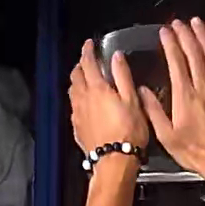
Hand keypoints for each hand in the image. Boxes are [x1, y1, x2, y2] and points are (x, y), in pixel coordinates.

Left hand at [68, 39, 148, 156]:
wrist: (113, 162)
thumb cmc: (128, 130)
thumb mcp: (132, 100)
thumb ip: (122, 76)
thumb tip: (116, 57)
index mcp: (96, 88)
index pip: (87, 63)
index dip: (87, 51)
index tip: (89, 44)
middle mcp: (82, 98)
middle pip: (75, 75)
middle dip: (80, 65)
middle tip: (88, 60)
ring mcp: (77, 114)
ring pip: (72, 90)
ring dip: (77, 80)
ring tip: (86, 79)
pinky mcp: (76, 127)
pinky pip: (74, 106)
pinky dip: (78, 97)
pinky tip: (85, 102)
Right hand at [139, 19, 204, 185]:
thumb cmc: (196, 152)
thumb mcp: (166, 136)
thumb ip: (154, 111)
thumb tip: (142, 92)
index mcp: (185, 96)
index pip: (176, 62)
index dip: (170, 44)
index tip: (165, 32)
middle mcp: (204, 88)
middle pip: (194, 54)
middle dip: (186, 35)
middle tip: (180, 22)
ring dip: (204, 38)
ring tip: (198, 24)